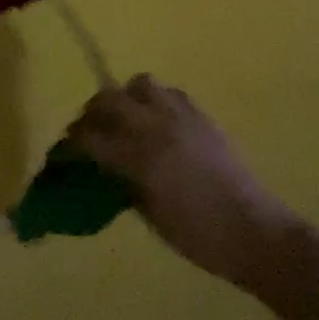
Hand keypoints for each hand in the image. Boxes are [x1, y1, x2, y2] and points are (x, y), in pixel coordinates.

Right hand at [68, 75, 298, 288]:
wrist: (254, 231)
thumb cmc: (199, 236)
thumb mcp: (151, 215)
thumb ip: (124, 184)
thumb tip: (106, 170)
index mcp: (139, 156)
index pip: (90, 137)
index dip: (71, 144)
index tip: (64, 153)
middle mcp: (156, 126)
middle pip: (108, 98)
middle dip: (92, 113)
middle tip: (89, 132)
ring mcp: (180, 115)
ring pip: (140, 84)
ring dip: (126, 98)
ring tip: (127, 119)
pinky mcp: (201, 115)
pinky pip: (170, 93)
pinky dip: (156, 101)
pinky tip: (159, 122)